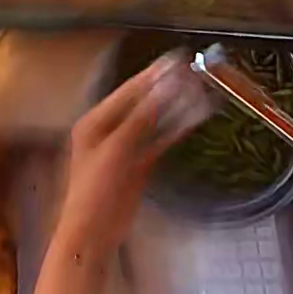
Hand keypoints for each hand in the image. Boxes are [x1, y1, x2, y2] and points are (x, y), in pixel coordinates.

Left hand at [55, 50, 210, 251]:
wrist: (93, 234)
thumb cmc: (95, 188)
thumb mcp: (116, 149)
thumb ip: (141, 118)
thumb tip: (165, 87)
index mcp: (95, 120)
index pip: (128, 90)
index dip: (152, 74)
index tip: (175, 59)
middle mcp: (110, 128)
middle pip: (143, 102)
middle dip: (166, 87)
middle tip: (192, 69)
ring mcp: (126, 146)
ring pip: (154, 120)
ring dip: (175, 106)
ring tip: (199, 88)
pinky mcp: (139, 164)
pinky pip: (160, 140)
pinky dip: (176, 129)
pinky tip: (195, 117)